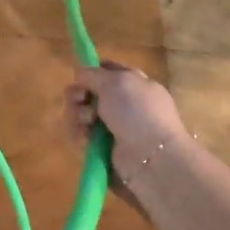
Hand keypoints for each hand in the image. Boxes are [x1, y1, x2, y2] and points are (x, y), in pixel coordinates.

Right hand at [65, 61, 188, 180]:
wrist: (152, 159)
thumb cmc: (137, 113)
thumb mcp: (116, 82)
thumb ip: (93, 73)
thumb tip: (80, 73)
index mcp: (133, 84)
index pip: (108, 70)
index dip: (92, 71)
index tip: (80, 76)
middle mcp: (123, 104)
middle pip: (89, 92)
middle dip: (79, 94)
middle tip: (79, 99)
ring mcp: (113, 127)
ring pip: (81, 113)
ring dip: (77, 115)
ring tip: (86, 122)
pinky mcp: (103, 147)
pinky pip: (82, 135)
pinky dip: (79, 135)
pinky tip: (84, 138)